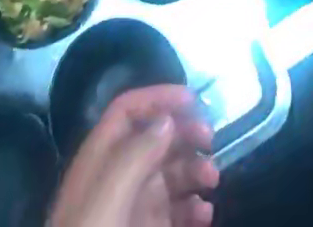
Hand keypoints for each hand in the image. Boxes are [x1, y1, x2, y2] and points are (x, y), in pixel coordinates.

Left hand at [49, 85, 217, 226]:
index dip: (157, 98)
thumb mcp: (107, 201)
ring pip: (166, 177)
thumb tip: (165, 119)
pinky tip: (205, 215)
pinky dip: (191, 210)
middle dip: (182, 134)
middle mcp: (114, 180)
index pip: (126, 112)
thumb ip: (133, 157)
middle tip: (211, 141)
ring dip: (192, 171)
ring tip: (213, 181)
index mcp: (98, 161)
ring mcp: (129, 213)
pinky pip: (172, 215)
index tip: (193, 99)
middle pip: (151, 140)